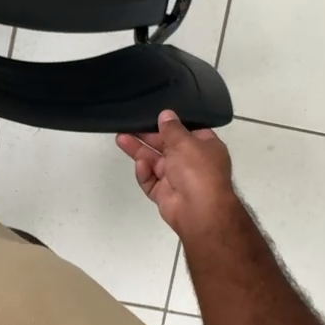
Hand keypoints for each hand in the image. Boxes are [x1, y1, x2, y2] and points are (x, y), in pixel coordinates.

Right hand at [116, 110, 240, 240]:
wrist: (199, 210)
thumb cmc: (198, 170)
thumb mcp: (186, 142)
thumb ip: (172, 128)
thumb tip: (166, 114)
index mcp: (204, 147)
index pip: (186, 131)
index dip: (170, 124)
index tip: (153, 114)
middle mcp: (191, 162)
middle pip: (165, 145)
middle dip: (147, 136)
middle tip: (128, 125)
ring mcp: (176, 178)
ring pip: (153, 161)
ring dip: (139, 150)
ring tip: (121, 138)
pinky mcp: (163, 193)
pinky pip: (150, 180)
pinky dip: (145, 173)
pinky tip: (140, 165)